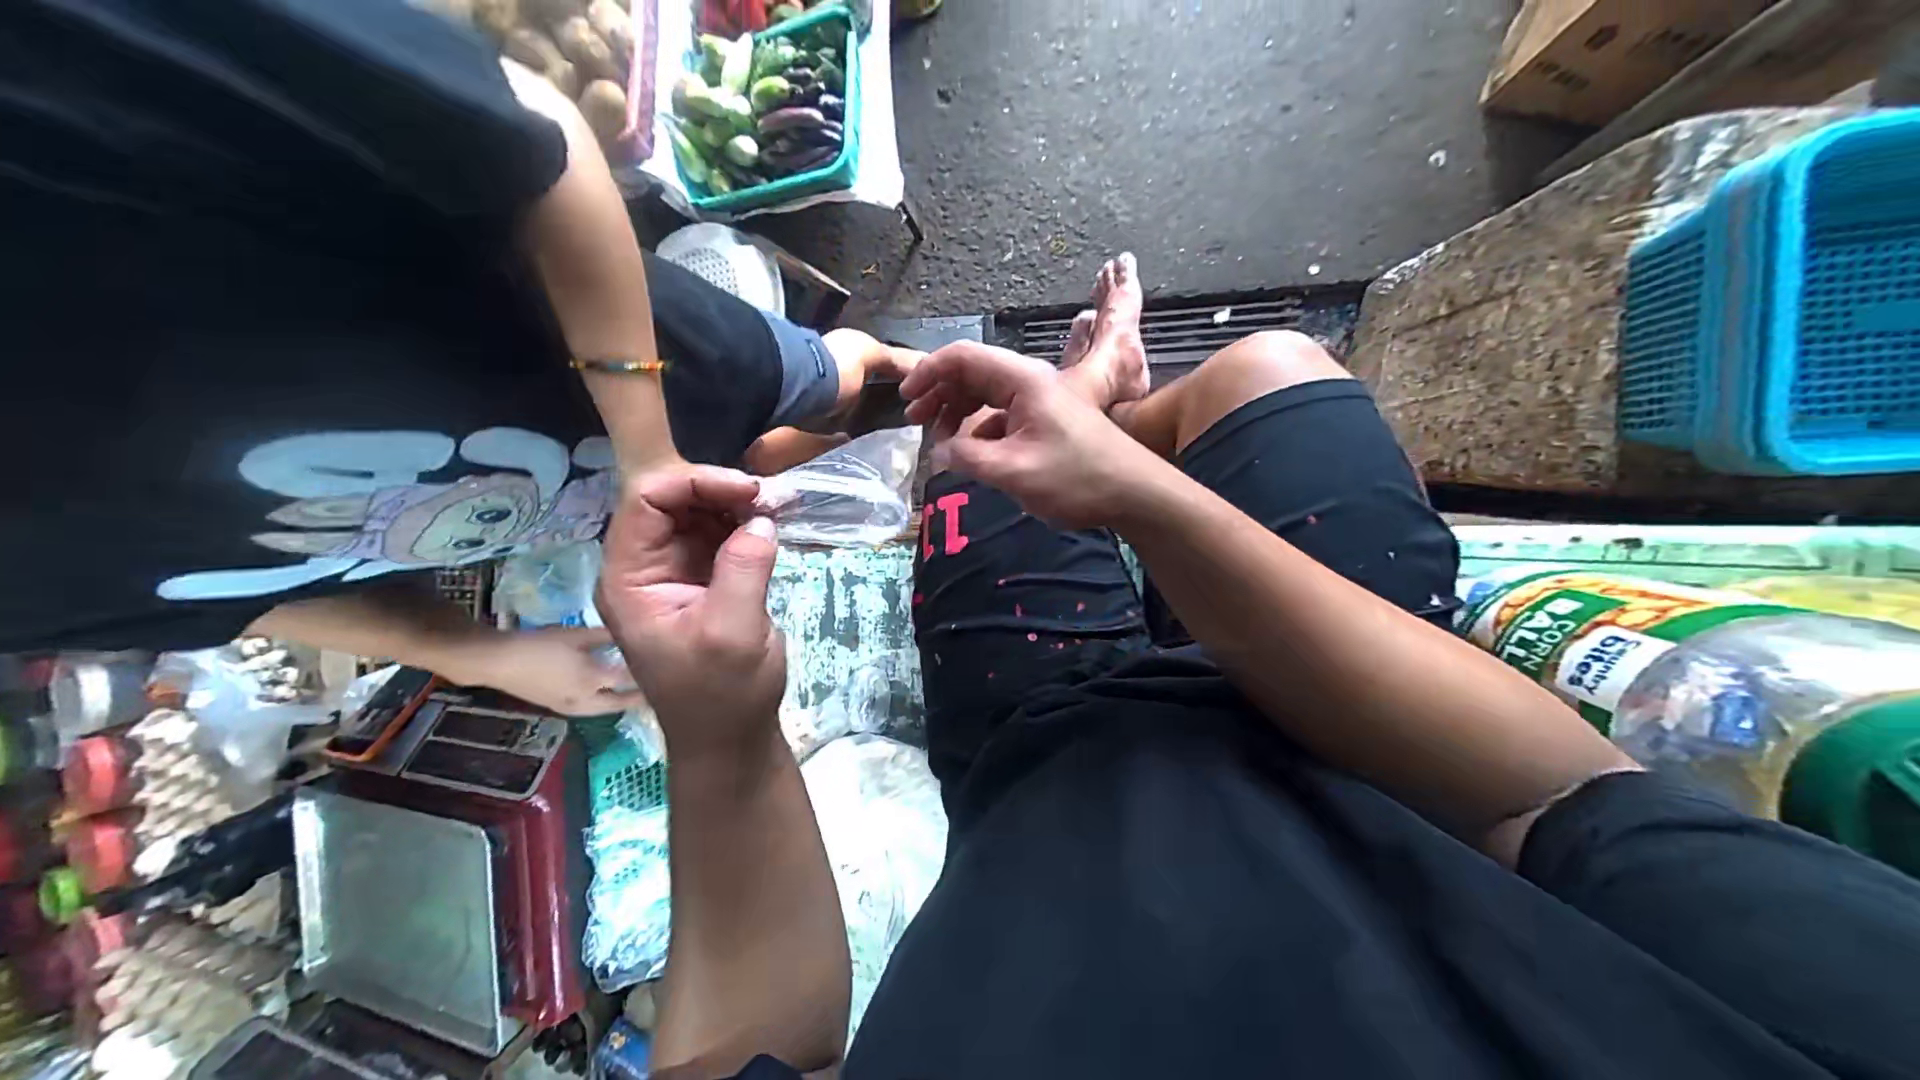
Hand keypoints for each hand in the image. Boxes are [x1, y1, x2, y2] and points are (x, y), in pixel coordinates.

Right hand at [452, 626, 645, 716]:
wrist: (497, 662)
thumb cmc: (540, 644)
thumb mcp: (578, 635)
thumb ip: (607, 636)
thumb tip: (630, 634)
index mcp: (594, 679)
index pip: (629, 680)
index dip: (647, 675)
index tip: (664, 670)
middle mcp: (586, 699)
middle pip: (620, 703)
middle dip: (639, 698)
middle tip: (657, 691)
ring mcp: (570, 707)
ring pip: (605, 709)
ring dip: (622, 703)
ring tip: (637, 695)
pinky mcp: (557, 707)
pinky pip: (590, 709)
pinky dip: (604, 704)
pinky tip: (608, 695)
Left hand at [596, 466, 785, 754]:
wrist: (730, 737)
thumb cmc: (722, 693)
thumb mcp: (732, 631)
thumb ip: (743, 569)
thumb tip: (762, 519)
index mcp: (629, 579)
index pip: (646, 502)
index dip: (694, 482)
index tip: (749, 490)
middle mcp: (644, 568)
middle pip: (671, 501)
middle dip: (719, 491)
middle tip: (769, 500)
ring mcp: (674, 572)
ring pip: (698, 514)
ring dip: (736, 505)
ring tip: (777, 509)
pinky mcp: (703, 579)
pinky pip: (719, 535)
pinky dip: (745, 524)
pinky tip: (772, 524)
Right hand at [901, 342, 1160, 528]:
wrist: (1133, 492)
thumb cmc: (1076, 478)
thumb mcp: (1013, 471)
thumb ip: (968, 459)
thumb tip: (938, 453)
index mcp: (1022, 380)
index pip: (963, 357)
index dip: (928, 372)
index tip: (906, 399)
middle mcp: (1030, 382)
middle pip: (972, 372)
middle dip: (939, 393)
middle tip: (916, 421)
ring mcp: (1040, 401)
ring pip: (986, 394)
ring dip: (958, 412)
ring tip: (940, 440)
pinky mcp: (1046, 421)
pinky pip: (1001, 415)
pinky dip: (979, 429)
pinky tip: (971, 453)